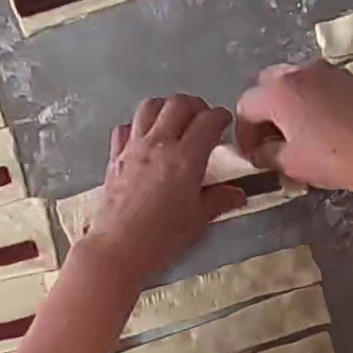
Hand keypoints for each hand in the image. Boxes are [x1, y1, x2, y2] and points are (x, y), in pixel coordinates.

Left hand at [79, 95, 243, 286]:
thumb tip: (237, 194)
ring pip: (149, 107)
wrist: (118, 248)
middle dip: (195, 106)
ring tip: (174, 122)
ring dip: (165, 108)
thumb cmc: (161, 238)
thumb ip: (218, 200)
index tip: (224, 124)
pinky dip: (137, 126)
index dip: (221, 116)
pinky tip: (143, 139)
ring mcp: (134, 148)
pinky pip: (125, 128)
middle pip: (178, 104)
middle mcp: (159, 145)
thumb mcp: (197, 221)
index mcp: (186, 158)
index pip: (208, 120)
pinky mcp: (115, 158)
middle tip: (202, 119)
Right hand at [234, 60, 352, 201]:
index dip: (243, 133)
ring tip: (289, 135)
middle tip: (265, 141)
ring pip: (290, 82)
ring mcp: (324, 71)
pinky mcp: (344, 78)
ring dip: (282, 105)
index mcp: (278, 91)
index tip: (251, 155)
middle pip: (265, 86)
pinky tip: (312, 127)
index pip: (246, 106)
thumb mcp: (288, 163)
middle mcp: (299, 71)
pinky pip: (312, 84)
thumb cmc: (331, 158)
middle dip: (260, 113)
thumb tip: (260, 152)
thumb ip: (265, 154)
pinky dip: (303, 101)